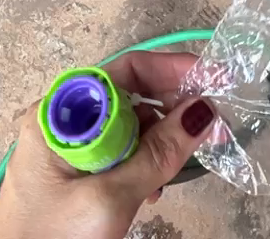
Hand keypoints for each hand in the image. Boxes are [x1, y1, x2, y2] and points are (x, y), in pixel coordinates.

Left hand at [0, 51, 216, 238]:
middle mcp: (62, 118)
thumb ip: (158, 154)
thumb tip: (204, 110)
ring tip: (183, 163)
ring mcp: (68, 147)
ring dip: (161, 138)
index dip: (170, 69)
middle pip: (130, 93)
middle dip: (172, 104)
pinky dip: (145, 161)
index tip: (212, 80)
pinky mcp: (76, 173)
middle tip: (211, 122)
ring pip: (130, 123)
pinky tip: (155, 187)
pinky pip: (121, 151)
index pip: (124, 70)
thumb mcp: (110, 199)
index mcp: (57, 111)